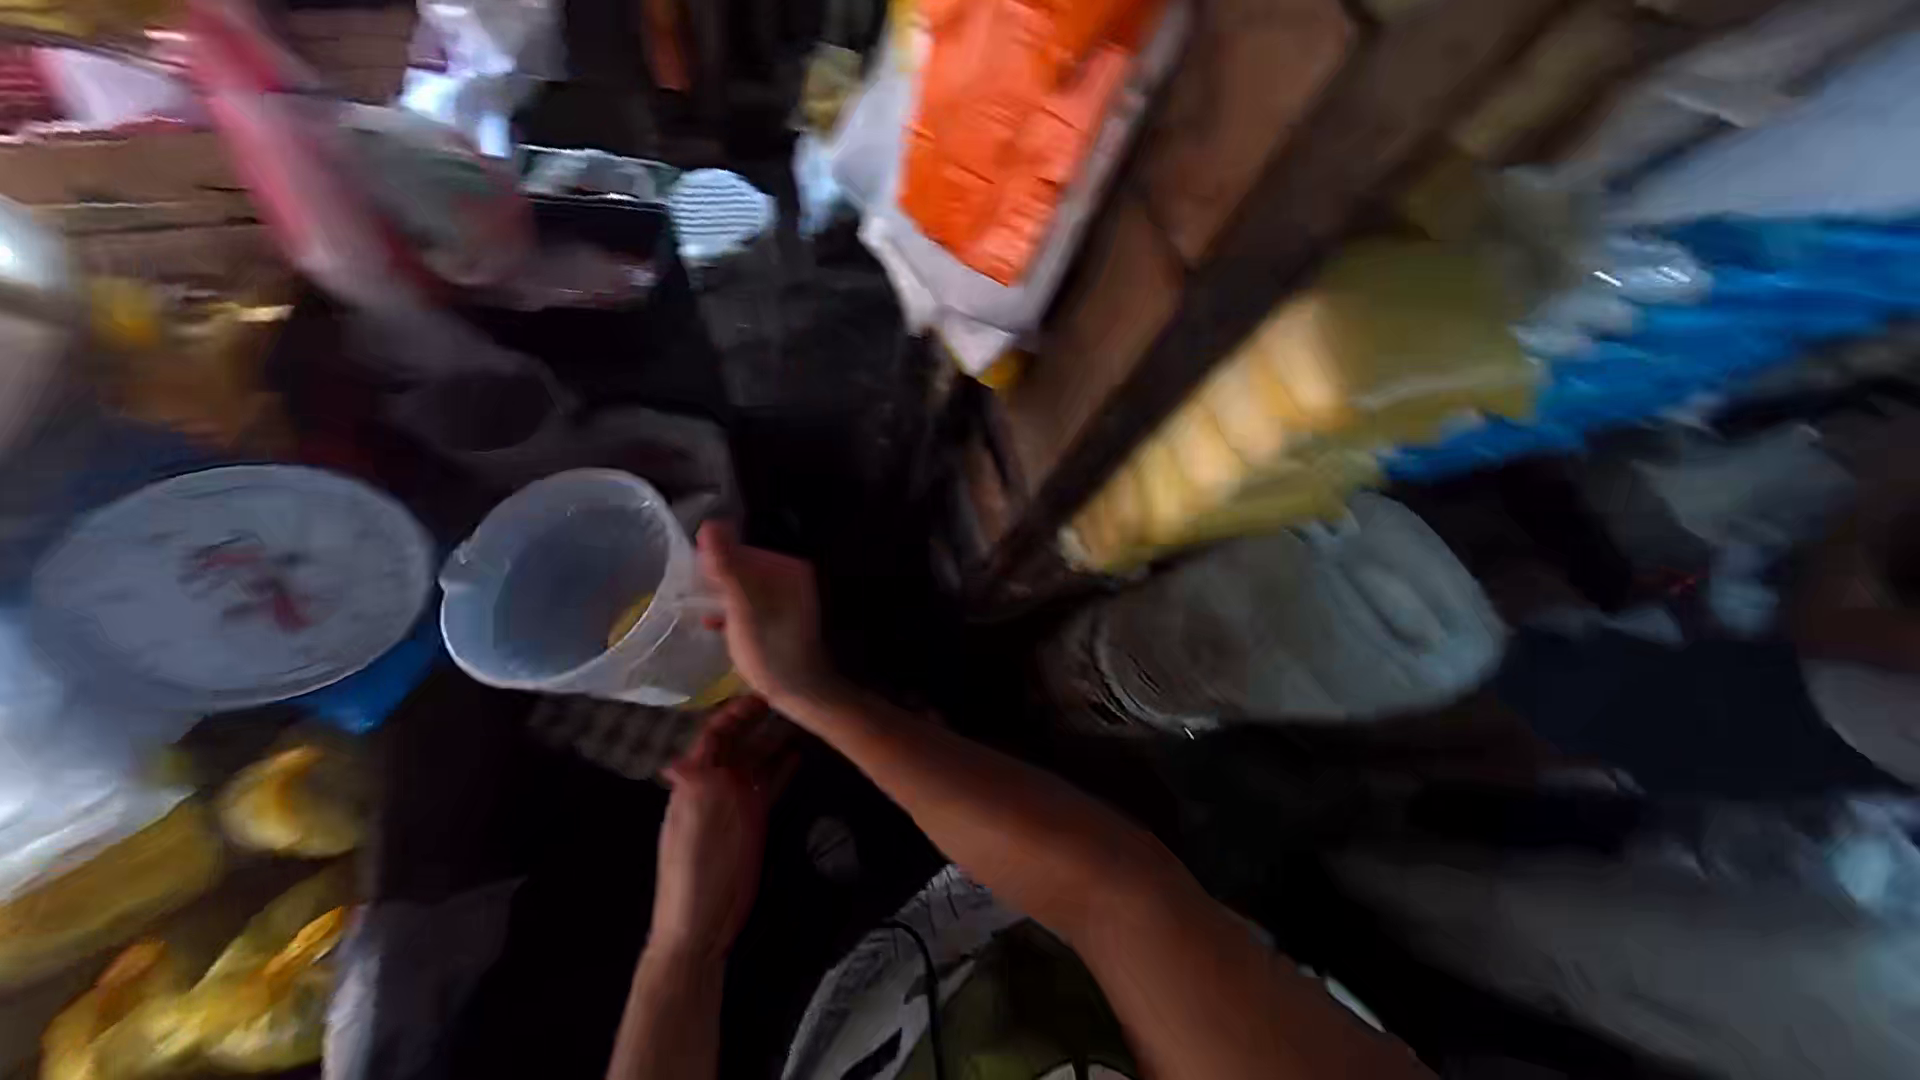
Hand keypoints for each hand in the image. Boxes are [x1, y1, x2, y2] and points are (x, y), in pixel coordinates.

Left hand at [650, 696, 795, 960]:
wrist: (701, 922)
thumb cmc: (696, 868)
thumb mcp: (693, 822)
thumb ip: (694, 787)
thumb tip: (679, 759)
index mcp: (695, 779)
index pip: (713, 733)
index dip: (733, 712)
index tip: (762, 691)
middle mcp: (715, 782)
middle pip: (738, 741)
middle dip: (759, 719)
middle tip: (790, 697)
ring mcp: (736, 799)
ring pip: (757, 759)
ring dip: (775, 739)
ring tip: (802, 718)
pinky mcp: (754, 816)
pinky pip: (769, 782)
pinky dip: (782, 766)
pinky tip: (799, 752)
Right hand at [696, 522, 839, 707]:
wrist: (799, 690)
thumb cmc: (770, 648)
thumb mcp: (743, 606)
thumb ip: (727, 565)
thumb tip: (711, 523)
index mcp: (788, 568)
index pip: (742, 550)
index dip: (714, 561)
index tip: (691, 578)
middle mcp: (792, 578)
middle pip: (744, 568)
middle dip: (717, 580)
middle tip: (691, 595)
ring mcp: (789, 599)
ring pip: (745, 588)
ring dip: (722, 596)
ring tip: (698, 608)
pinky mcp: (783, 619)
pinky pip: (752, 605)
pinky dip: (733, 611)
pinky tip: (714, 623)